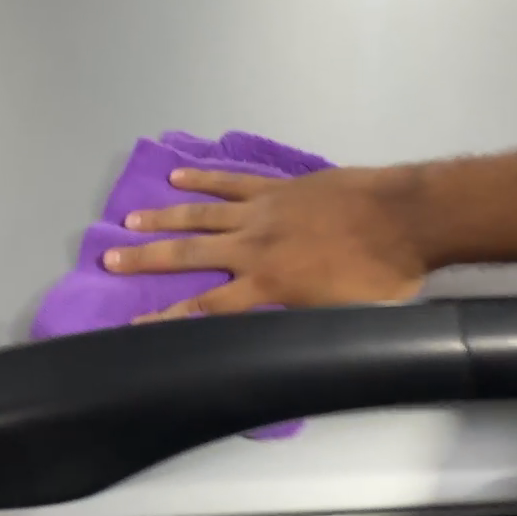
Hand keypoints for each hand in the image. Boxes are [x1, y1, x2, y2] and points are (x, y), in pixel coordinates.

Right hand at [103, 166, 430, 319]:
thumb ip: (296, 323)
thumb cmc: (379, 276)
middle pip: (189, 253)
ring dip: (164, 217)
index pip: (205, 308)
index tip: (134, 327)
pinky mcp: (277, 188)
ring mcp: (262, 211)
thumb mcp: (336, 316)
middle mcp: (253, 246)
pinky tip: (180, 177)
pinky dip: (204, 180)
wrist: (407, 220)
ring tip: (131, 220)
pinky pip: (232, 183)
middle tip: (110, 258)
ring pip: (202, 214)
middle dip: (147, 259)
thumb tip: (272, 338)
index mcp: (267, 283)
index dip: (167, 319)